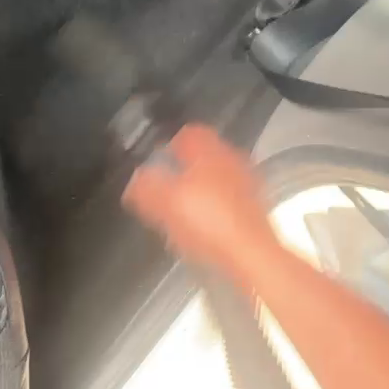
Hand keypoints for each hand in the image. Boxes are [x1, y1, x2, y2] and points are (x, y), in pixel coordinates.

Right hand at [122, 123, 281, 281]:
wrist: (252, 256)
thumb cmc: (206, 220)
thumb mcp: (164, 203)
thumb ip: (144, 188)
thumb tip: (133, 182)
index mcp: (209, 150)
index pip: (189, 133)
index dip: (171, 143)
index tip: (159, 157)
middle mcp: (231, 160)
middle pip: (205, 154)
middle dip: (186, 166)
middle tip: (169, 182)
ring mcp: (247, 184)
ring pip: (218, 177)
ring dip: (201, 187)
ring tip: (184, 207)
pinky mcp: (255, 210)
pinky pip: (229, 199)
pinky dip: (215, 207)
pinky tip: (204, 227)